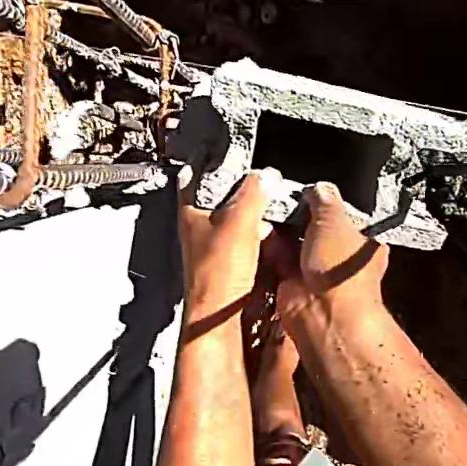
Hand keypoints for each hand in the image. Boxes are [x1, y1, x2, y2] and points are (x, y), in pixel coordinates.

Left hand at [178, 166, 276, 335]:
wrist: (220, 317)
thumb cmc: (215, 276)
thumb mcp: (239, 222)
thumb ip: (253, 193)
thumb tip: (265, 175)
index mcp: (191, 212)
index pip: (194, 174)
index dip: (207, 159)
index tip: (223, 147)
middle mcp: (200, 229)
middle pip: (222, 198)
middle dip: (244, 190)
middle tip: (264, 182)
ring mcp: (215, 248)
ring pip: (238, 221)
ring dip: (256, 216)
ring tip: (275, 208)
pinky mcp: (231, 267)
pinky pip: (250, 244)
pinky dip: (263, 239)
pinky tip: (275, 239)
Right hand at [267, 181, 388, 344]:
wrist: (322, 311)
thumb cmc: (341, 268)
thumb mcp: (335, 219)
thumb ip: (325, 199)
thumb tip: (318, 187)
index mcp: (362, 244)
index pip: (344, 218)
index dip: (326, 204)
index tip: (308, 192)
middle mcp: (340, 260)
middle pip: (315, 231)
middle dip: (299, 218)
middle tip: (284, 200)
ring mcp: (315, 274)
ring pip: (294, 245)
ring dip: (282, 232)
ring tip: (270, 211)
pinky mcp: (292, 285)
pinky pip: (278, 261)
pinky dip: (270, 248)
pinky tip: (261, 231)